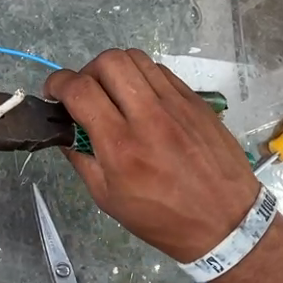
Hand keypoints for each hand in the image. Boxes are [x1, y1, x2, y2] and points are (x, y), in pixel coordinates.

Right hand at [48, 49, 259, 261]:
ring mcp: (176, 105)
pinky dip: (142, 77)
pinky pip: (160, 71)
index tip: (54, 93)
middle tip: (87, 94)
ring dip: (115, 70)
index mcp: (121, 146)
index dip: (58, 83)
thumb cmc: (162, 219)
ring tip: (115, 92)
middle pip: (108, 61)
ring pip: (135, 58)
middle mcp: (148, 117)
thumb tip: (63, 129)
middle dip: (87, 71)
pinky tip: (142, 98)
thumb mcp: (107, 198)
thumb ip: (80, 158)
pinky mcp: (195, 101)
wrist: (228, 224)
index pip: (80, 90)